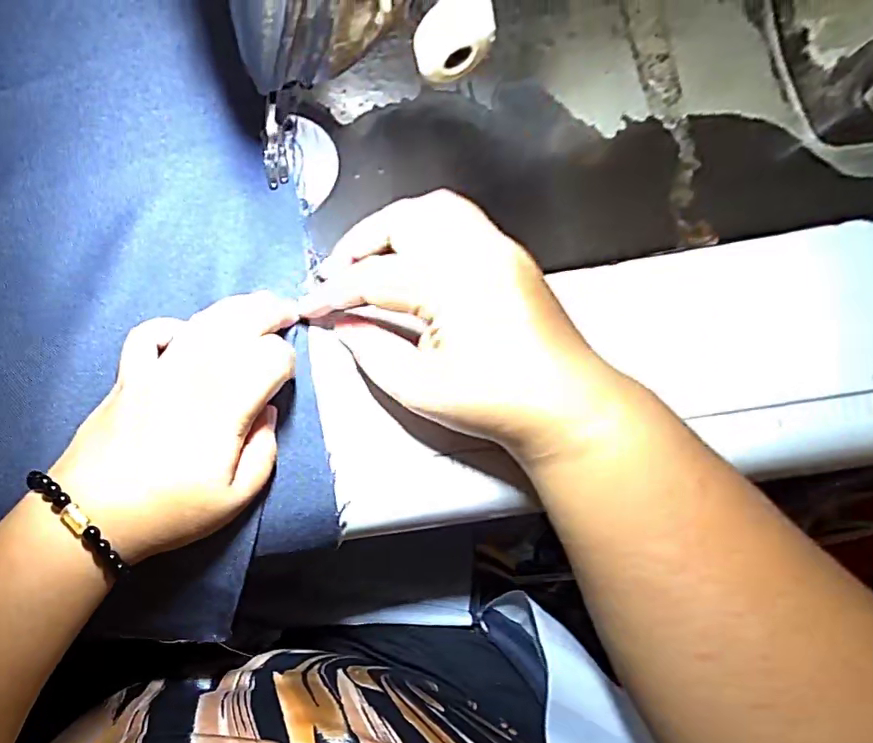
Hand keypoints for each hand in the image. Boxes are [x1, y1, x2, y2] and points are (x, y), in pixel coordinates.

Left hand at [49, 293, 298, 562]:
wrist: (96, 512)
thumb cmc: (168, 511)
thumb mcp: (233, 499)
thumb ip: (263, 453)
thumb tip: (267, 414)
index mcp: (226, 404)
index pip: (271, 357)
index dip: (286, 363)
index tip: (284, 381)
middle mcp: (193, 374)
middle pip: (240, 322)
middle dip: (269, 312)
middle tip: (287, 311)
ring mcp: (156, 370)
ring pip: (201, 320)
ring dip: (232, 308)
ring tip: (253, 307)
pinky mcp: (128, 375)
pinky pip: (148, 333)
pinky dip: (171, 326)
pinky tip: (185, 334)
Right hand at [299, 190, 643, 465]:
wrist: (562, 404)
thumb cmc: (496, 401)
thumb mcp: (416, 387)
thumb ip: (370, 350)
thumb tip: (343, 326)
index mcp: (449, 283)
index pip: (371, 276)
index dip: (332, 292)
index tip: (310, 306)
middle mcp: (475, 252)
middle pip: (401, 220)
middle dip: (358, 243)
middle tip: (333, 273)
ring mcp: (497, 248)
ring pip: (433, 209)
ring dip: (391, 229)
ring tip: (366, 260)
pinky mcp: (509, 256)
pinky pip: (459, 221)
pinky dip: (422, 230)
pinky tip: (408, 261)